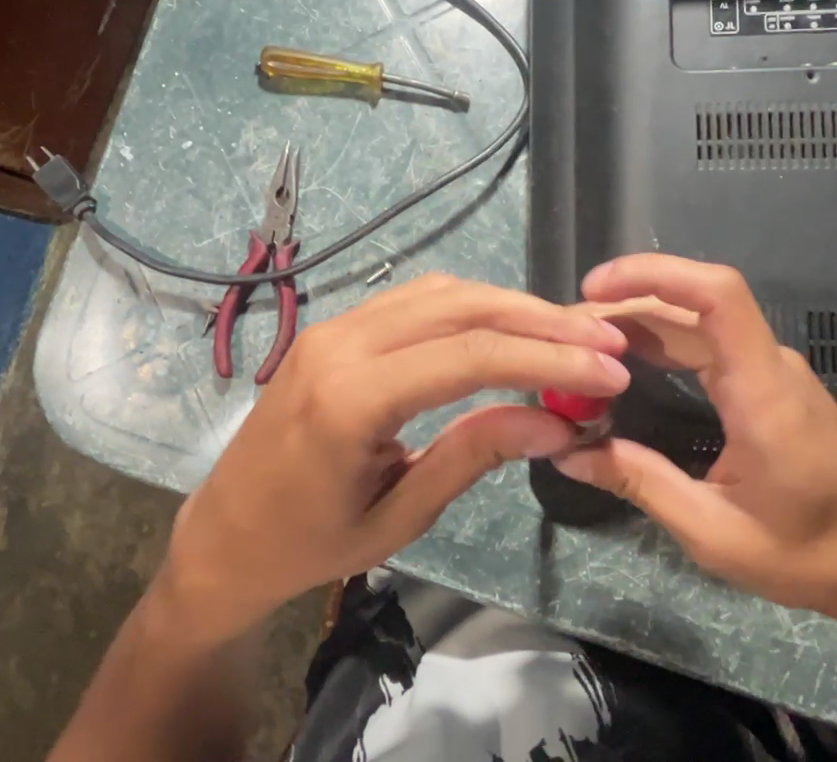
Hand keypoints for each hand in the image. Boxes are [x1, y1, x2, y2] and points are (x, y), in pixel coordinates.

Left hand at [160, 273, 631, 639]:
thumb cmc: (309, 543)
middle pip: (460, 306)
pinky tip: (507, 327)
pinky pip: (412, 302)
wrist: (225, 534)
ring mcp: (332, 327)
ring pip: (439, 292)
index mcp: (352, 398)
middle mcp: (341, 343)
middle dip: (542, 320)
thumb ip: (474, 456)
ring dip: (509, 306)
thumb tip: (558, 422)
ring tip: (570, 333)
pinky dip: (469, 308)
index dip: (549, 359)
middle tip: (605, 342)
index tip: (610, 371)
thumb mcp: (399, 515)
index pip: (471, 354)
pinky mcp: (333, 329)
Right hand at [556, 255, 836, 637]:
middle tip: (564, 332)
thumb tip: (568, 451)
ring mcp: (773, 372)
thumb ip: (640, 483)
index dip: (654, 275)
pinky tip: (625, 359)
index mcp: (764, 394)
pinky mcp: (769, 384)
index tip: (594, 291)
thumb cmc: (809, 556)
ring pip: (698, 321)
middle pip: (694, 303)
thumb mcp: (714, 532)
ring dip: (638, 322)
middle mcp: (771, 367)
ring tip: (581, 343)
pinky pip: (709, 343)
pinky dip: (661, 342)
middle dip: (624, 305)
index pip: (718, 296)